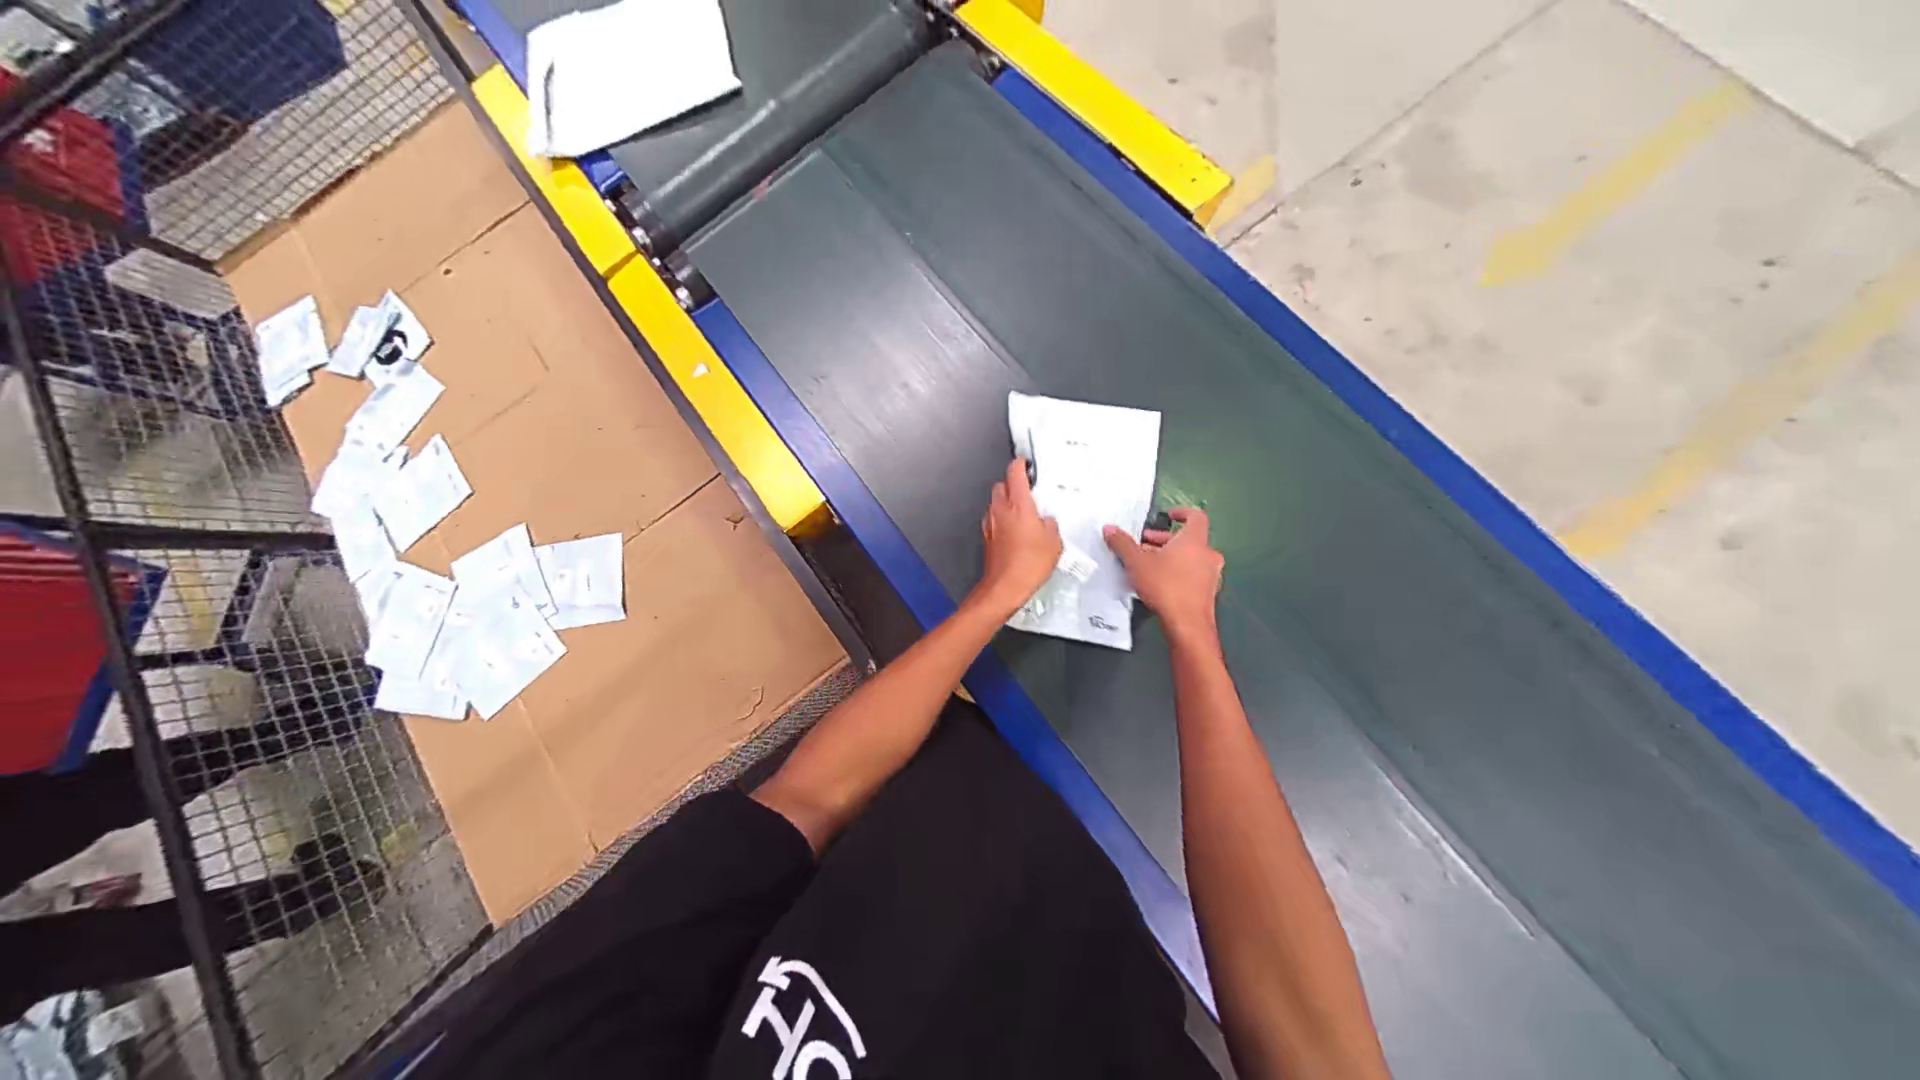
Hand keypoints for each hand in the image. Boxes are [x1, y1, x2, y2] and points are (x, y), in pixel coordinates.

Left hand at [976, 457, 1061, 615]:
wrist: (1004, 587)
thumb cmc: (1028, 564)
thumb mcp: (1054, 543)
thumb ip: (1051, 525)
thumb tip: (1047, 522)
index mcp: (1019, 505)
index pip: (1015, 472)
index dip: (1020, 464)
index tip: (1025, 463)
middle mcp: (1001, 510)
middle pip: (1001, 485)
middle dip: (1012, 484)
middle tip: (1027, 491)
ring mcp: (991, 523)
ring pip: (995, 502)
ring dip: (1006, 503)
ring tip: (1023, 514)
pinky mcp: (987, 537)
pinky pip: (993, 520)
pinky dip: (1002, 520)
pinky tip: (1015, 532)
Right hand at [1104, 507, 1223, 643]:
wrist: (1188, 624)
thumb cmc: (1164, 585)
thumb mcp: (1137, 562)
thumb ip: (1123, 544)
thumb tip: (1109, 528)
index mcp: (1195, 540)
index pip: (1196, 517)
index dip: (1182, 512)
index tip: (1168, 515)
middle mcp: (1207, 554)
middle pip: (1188, 539)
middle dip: (1165, 539)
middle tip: (1144, 544)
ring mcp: (1211, 574)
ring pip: (1190, 557)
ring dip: (1169, 556)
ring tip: (1147, 563)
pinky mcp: (1208, 591)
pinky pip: (1192, 573)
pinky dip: (1177, 571)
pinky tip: (1158, 581)